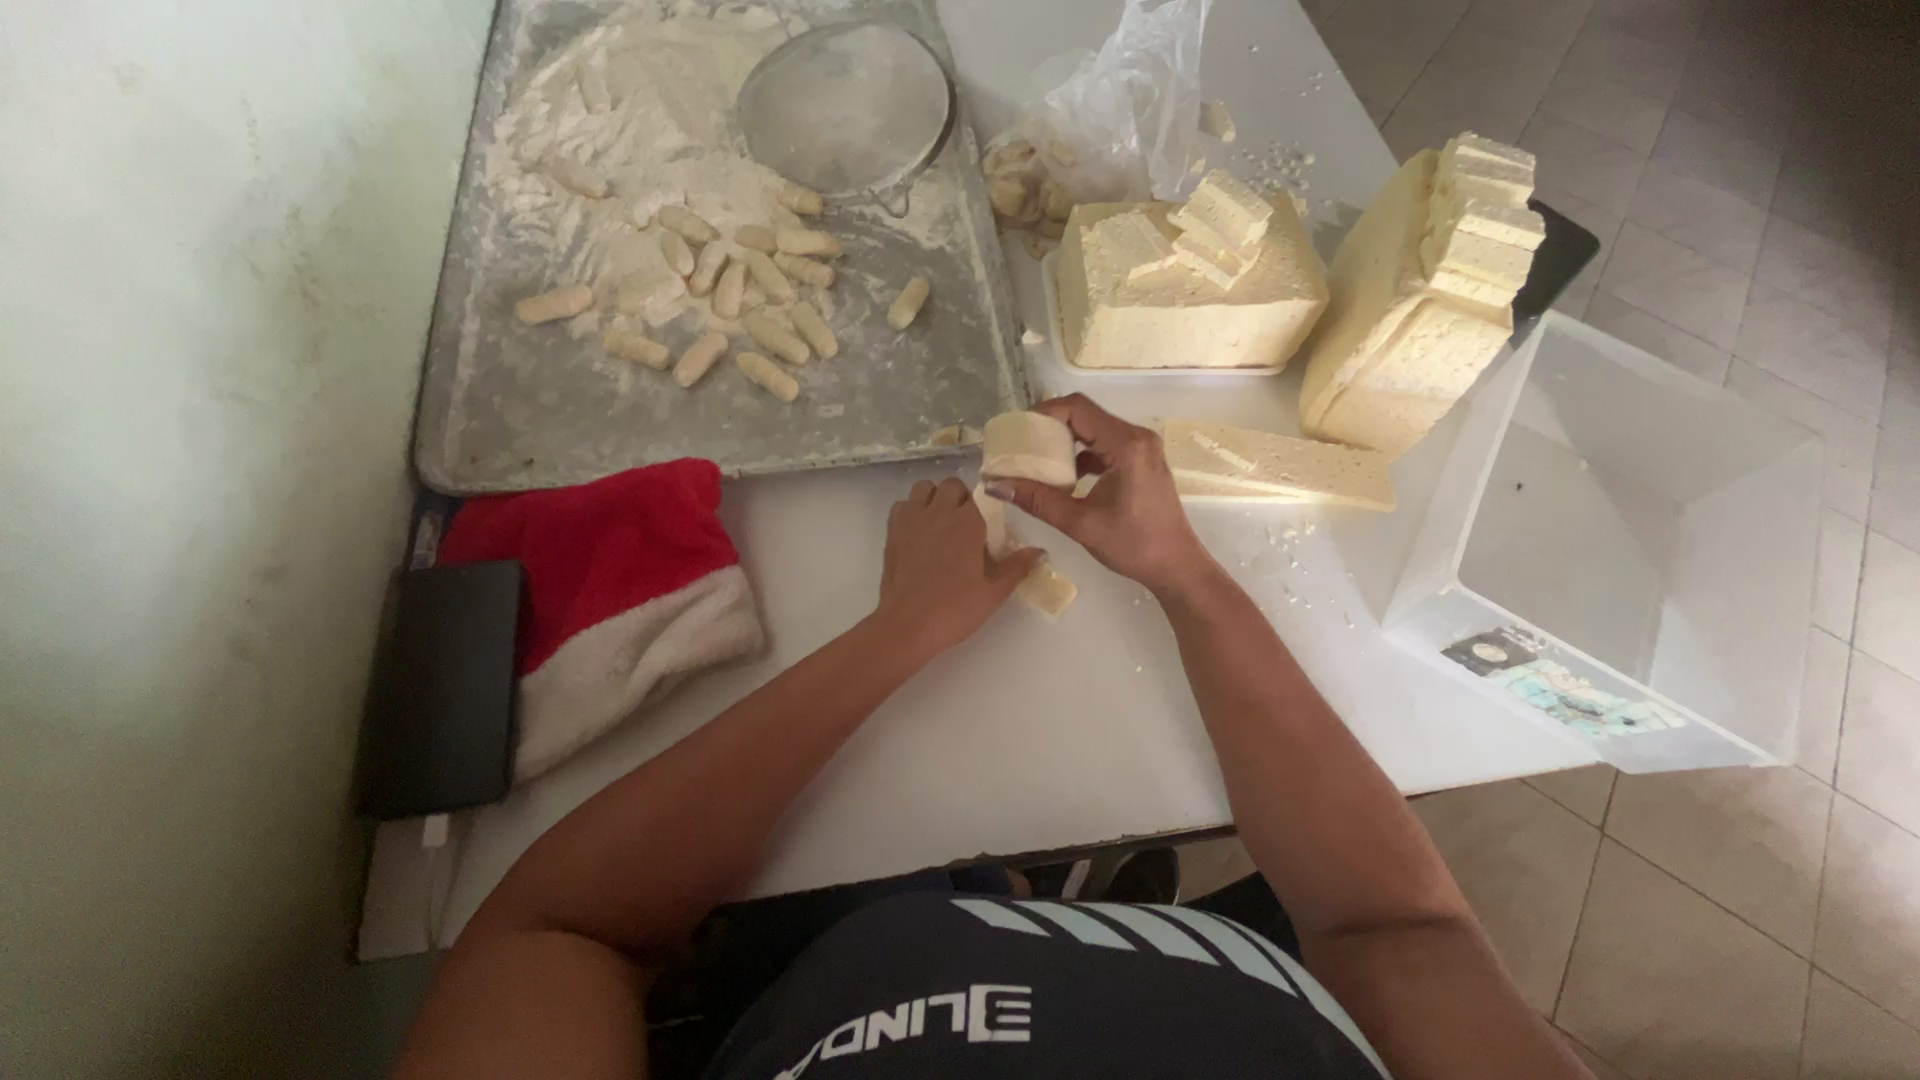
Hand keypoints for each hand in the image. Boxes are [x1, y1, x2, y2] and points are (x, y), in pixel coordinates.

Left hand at [872, 477, 1042, 659]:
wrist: (907, 625)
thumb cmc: (954, 610)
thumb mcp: (993, 593)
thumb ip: (1017, 567)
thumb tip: (1039, 551)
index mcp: (967, 523)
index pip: (981, 498)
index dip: (985, 511)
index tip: (987, 531)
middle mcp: (939, 512)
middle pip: (953, 486)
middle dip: (961, 498)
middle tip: (966, 526)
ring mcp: (912, 519)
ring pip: (924, 488)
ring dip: (935, 498)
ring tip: (940, 523)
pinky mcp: (892, 530)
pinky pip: (902, 504)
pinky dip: (911, 510)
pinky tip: (918, 531)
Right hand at [985, 394, 1215, 596]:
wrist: (1176, 565)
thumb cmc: (1134, 546)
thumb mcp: (1080, 524)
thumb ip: (1037, 500)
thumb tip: (996, 485)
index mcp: (1126, 445)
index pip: (1078, 409)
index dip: (1043, 413)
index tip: (1018, 431)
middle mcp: (1137, 437)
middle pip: (1085, 414)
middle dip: (1050, 426)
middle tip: (1021, 445)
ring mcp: (1142, 447)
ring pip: (1094, 428)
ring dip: (1065, 440)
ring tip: (1036, 460)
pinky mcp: (1141, 460)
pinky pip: (1104, 444)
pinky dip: (1081, 453)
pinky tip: (1065, 477)